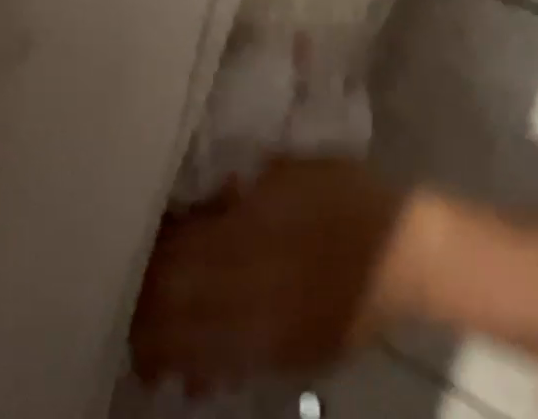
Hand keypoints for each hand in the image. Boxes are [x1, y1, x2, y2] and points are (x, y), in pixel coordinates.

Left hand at [129, 157, 431, 390]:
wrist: (413, 255)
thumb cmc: (350, 197)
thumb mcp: (290, 170)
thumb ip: (242, 183)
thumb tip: (204, 198)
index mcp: (246, 233)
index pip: (172, 255)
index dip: (143, 256)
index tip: (125, 243)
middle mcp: (248, 287)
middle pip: (169, 306)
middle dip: (139, 301)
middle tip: (124, 290)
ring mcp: (266, 331)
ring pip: (191, 348)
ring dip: (157, 341)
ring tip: (140, 331)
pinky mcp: (287, 358)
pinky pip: (228, 368)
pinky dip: (197, 365)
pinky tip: (181, 362)